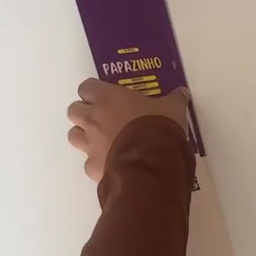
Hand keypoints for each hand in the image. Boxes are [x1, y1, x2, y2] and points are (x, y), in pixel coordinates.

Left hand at [67, 79, 190, 183]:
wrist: (151, 163)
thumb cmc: (158, 127)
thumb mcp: (172, 108)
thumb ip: (174, 99)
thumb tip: (181, 93)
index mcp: (108, 98)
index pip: (86, 87)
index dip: (94, 92)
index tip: (106, 96)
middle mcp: (93, 119)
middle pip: (74, 110)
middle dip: (84, 113)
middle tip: (103, 117)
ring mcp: (90, 144)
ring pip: (74, 135)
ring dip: (84, 136)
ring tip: (103, 141)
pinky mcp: (92, 168)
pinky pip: (89, 163)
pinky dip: (97, 163)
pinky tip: (113, 164)